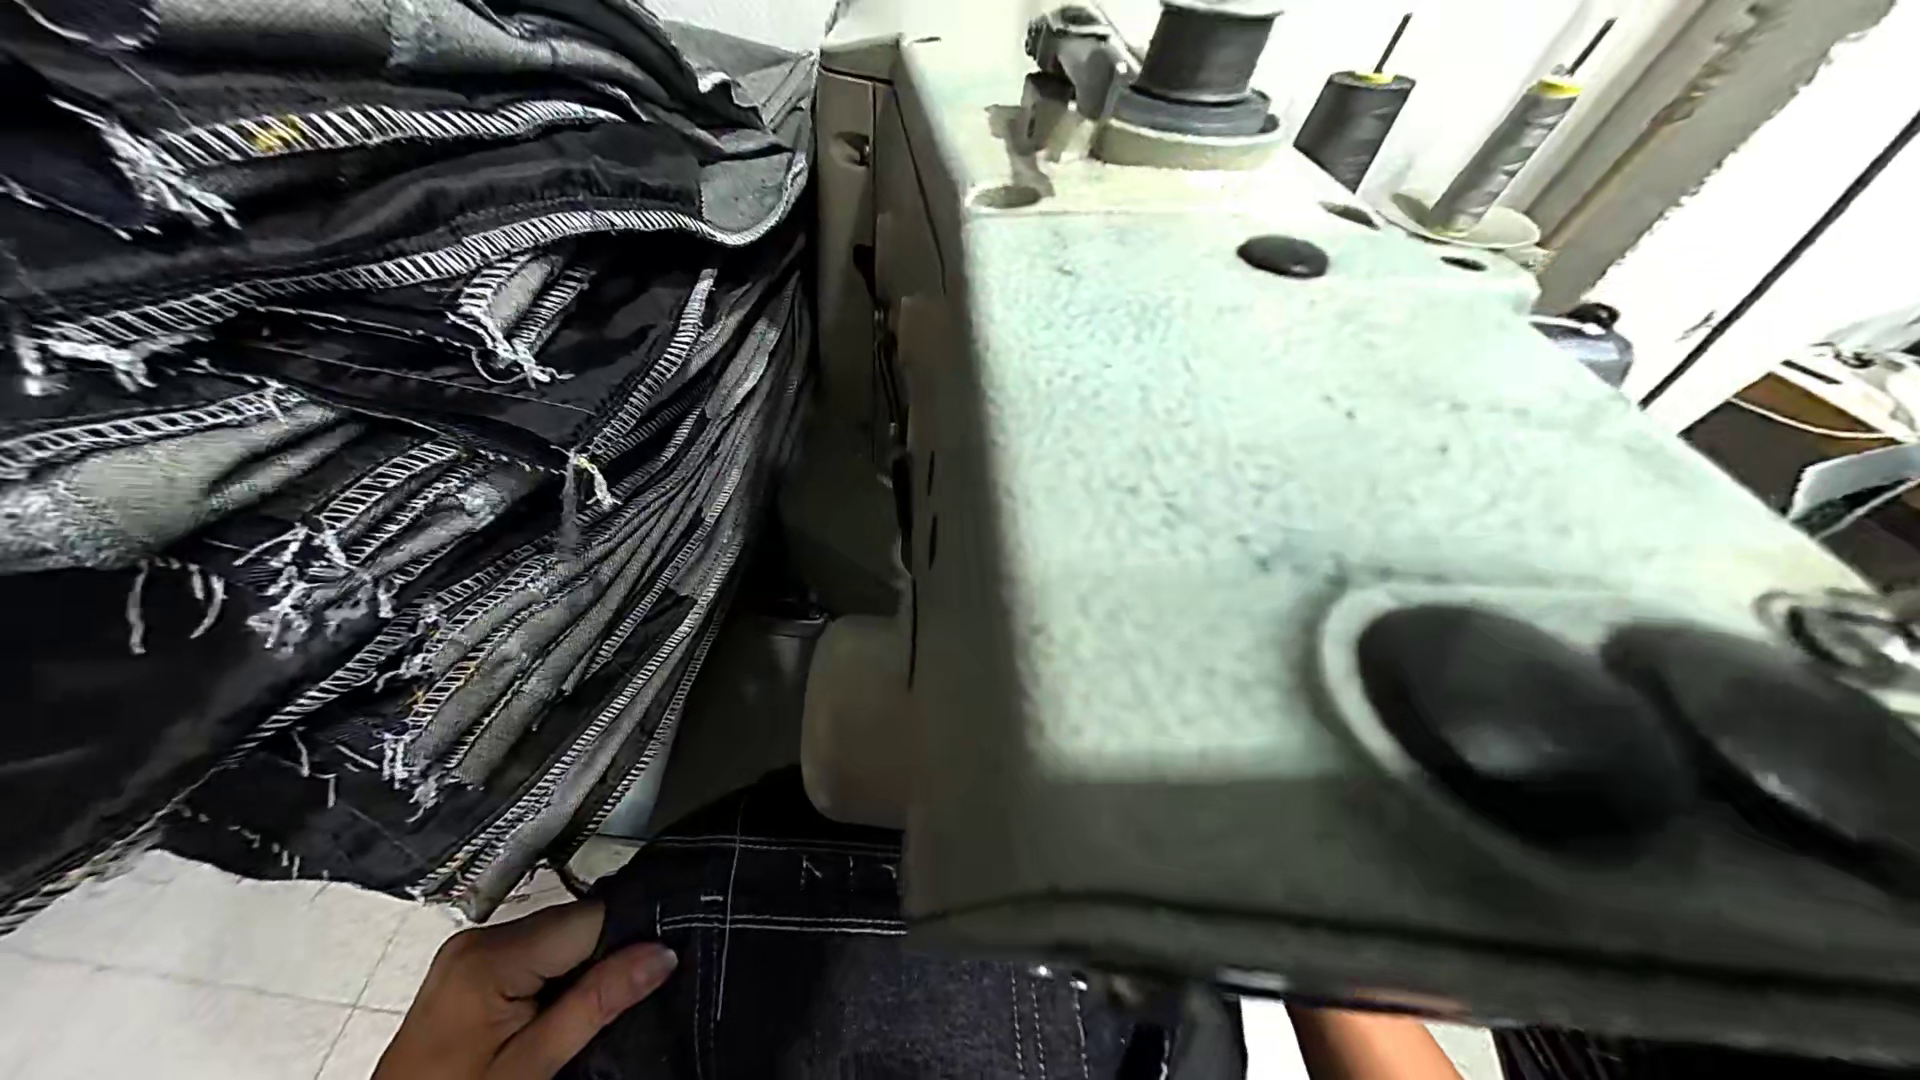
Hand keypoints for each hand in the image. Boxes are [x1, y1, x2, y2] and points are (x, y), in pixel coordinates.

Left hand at [376, 900, 676, 1079]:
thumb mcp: (532, 1067)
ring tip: (597, 1000)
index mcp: (491, 957)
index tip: (658, 963)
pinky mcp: (469, 964)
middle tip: (630, 991)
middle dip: (606, 952)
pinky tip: (564, 1000)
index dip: (629, 938)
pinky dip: (558, 969)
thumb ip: (598, 1002)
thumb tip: (665, 951)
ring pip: (559, 934)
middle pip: (574, 923)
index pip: (590, 919)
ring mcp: (469, 949)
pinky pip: (535, 949)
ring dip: (584, 961)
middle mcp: (480, 937)